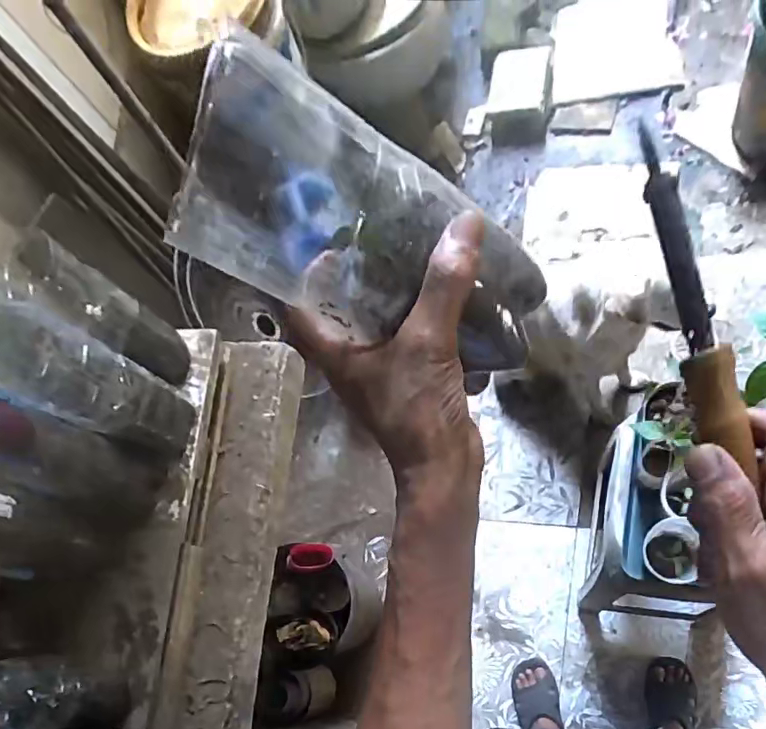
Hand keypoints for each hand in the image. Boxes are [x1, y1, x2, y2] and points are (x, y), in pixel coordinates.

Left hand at [286, 212, 485, 491]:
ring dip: (398, 292)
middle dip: (361, 272)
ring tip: (415, 251)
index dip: (307, 272)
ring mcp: (384, 371)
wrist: (446, 468)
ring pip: (384, 321)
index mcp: (336, 353)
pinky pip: (413, 336)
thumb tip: (464, 224)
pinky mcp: (414, 378)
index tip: (331, 239)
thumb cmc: (419, 412)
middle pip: (346, 308)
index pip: (300, 307)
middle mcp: (353, 360)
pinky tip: (445, 289)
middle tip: (381, 233)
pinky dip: (425, 313)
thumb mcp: (427, 342)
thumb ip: (443, 285)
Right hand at [684, 410, 765, 707]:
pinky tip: (733, 559)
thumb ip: (725, 505)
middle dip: (729, 472)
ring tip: (717, 546)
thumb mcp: (743, 566)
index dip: (741, 423)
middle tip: (704, 515)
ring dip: (734, 502)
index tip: (701, 449)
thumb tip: (704, 451)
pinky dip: (748, 522)